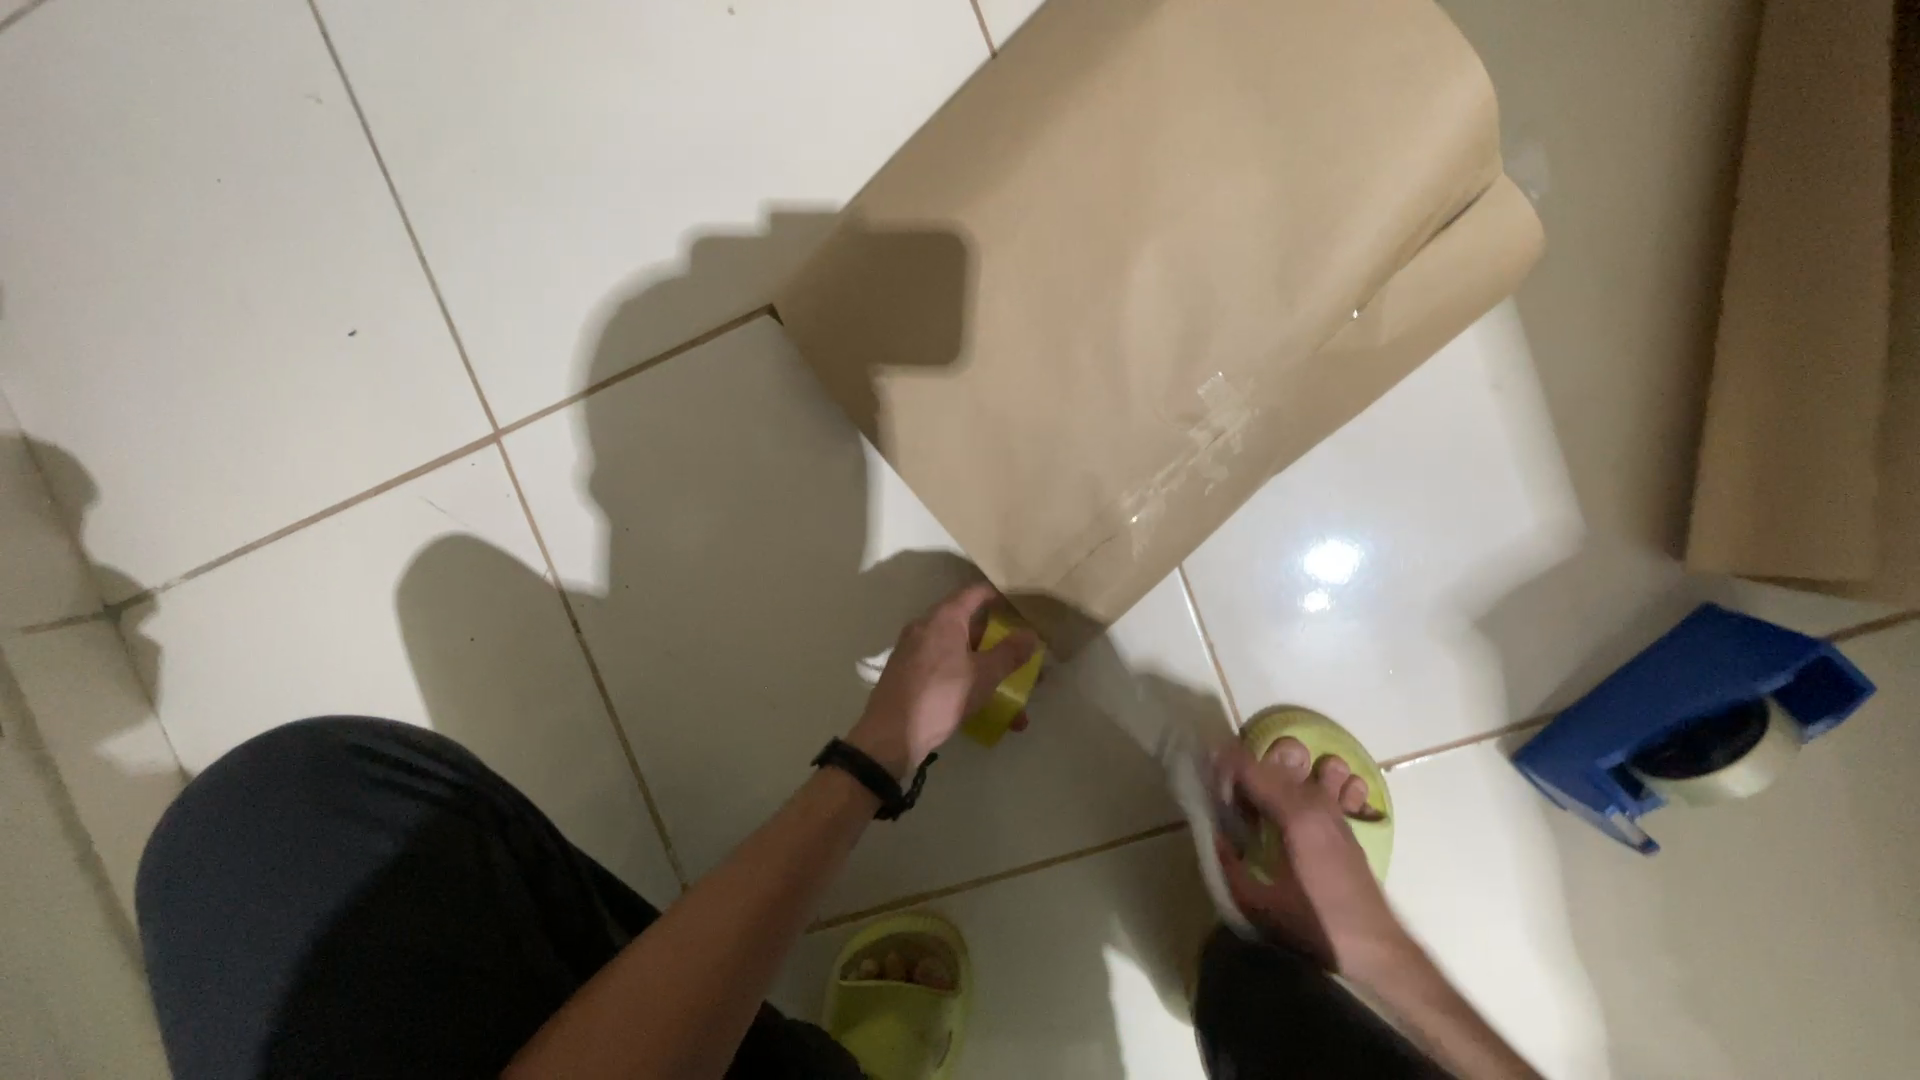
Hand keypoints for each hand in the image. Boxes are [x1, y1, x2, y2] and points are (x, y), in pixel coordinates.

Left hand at [846, 583, 1038, 777]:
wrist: (890, 736)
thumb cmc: (940, 695)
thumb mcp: (983, 675)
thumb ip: (1010, 653)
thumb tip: (1031, 634)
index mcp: (943, 618)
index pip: (976, 592)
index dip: (1001, 595)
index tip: (1025, 605)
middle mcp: (926, 628)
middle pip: (970, 626)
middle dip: (1001, 643)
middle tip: (1026, 655)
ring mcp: (916, 653)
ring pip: (962, 655)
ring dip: (990, 673)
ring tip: (1018, 699)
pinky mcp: (911, 676)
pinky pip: (948, 672)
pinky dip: (971, 685)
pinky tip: (993, 713)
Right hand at [1215, 737, 1419, 984]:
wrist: (1378, 947)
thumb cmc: (1316, 926)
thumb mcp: (1259, 906)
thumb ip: (1229, 867)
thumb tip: (1216, 838)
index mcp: (1295, 815)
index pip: (1249, 769)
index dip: (1223, 771)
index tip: (1209, 788)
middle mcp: (1316, 802)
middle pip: (1268, 767)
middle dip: (1240, 777)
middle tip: (1223, 805)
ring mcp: (1333, 809)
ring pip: (1287, 777)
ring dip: (1262, 785)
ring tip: (1247, 814)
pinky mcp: (1342, 822)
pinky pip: (1305, 790)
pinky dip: (1283, 794)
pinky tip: (1275, 822)